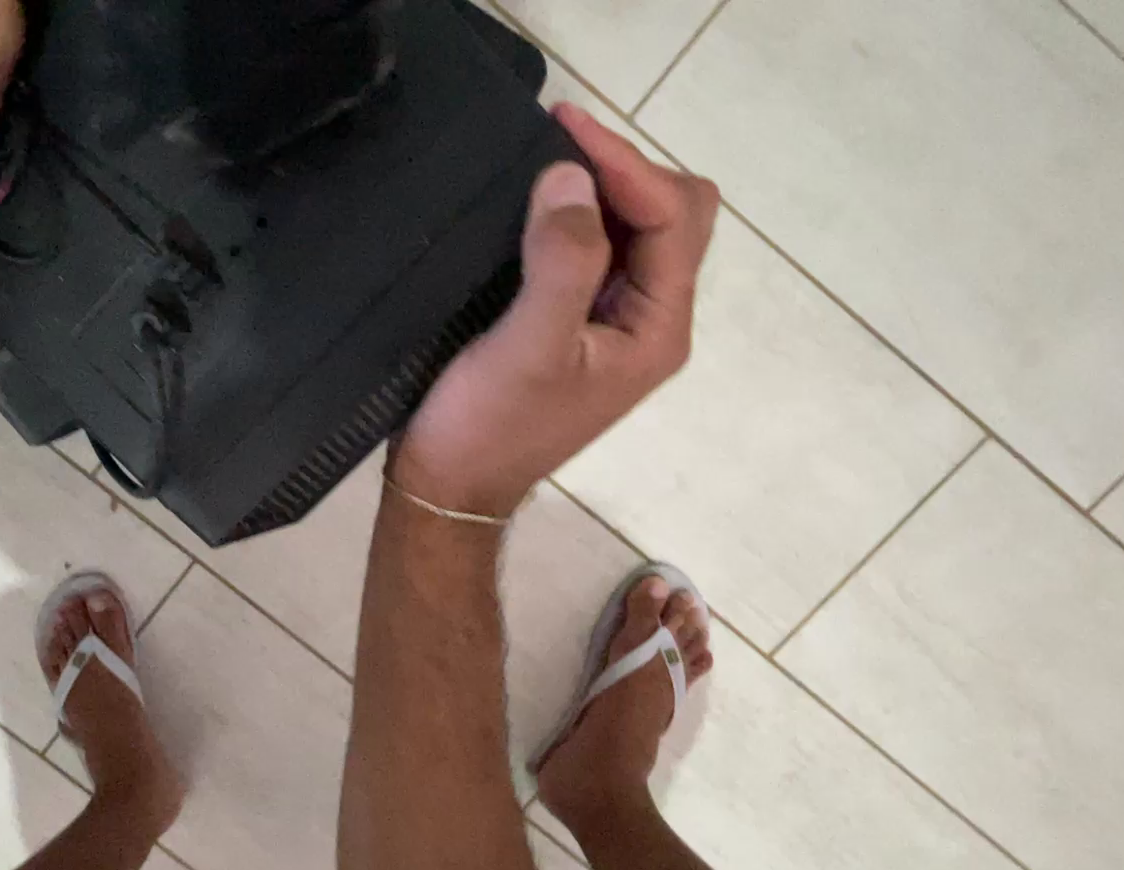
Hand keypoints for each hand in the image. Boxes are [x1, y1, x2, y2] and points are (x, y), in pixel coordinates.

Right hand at [389, 104, 718, 517]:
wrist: (450, 489)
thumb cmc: (488, 428)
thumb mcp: (529, 348)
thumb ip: (562, 263)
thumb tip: (571, 179)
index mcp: (656, 329)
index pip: (673, 217)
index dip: (625, 164)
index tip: (561, 126)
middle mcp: (649, 323)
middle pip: (671, 218)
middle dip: (623, 174)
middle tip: (556, 150)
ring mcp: (614, 328)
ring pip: (634, 235)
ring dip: (598, 196)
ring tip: (543, 169)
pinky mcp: (577, 331)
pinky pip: (596, 258)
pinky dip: (574, 225)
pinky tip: (533, 216)